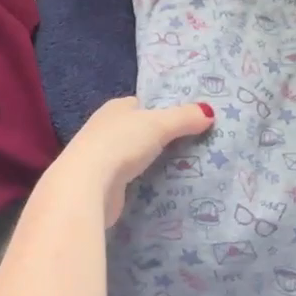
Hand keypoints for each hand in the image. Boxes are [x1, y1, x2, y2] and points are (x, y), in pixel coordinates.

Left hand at [55, 98, 214, 224]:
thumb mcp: (158, 124)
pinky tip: (161, 190)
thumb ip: (184, 117)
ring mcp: (103, 157)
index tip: (185, 123)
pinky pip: (131, 180)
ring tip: (183, 171)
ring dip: (151, 163)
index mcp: (115, 108)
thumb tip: (209, 111)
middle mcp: (106, 128)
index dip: (161, 111)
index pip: (142, 105)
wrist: (87, 184)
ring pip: (135, 156)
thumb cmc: (120, 143)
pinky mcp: (104, 184)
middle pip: (138, 131)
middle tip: (191, 150)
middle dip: (158, 139)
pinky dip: (144, 183)